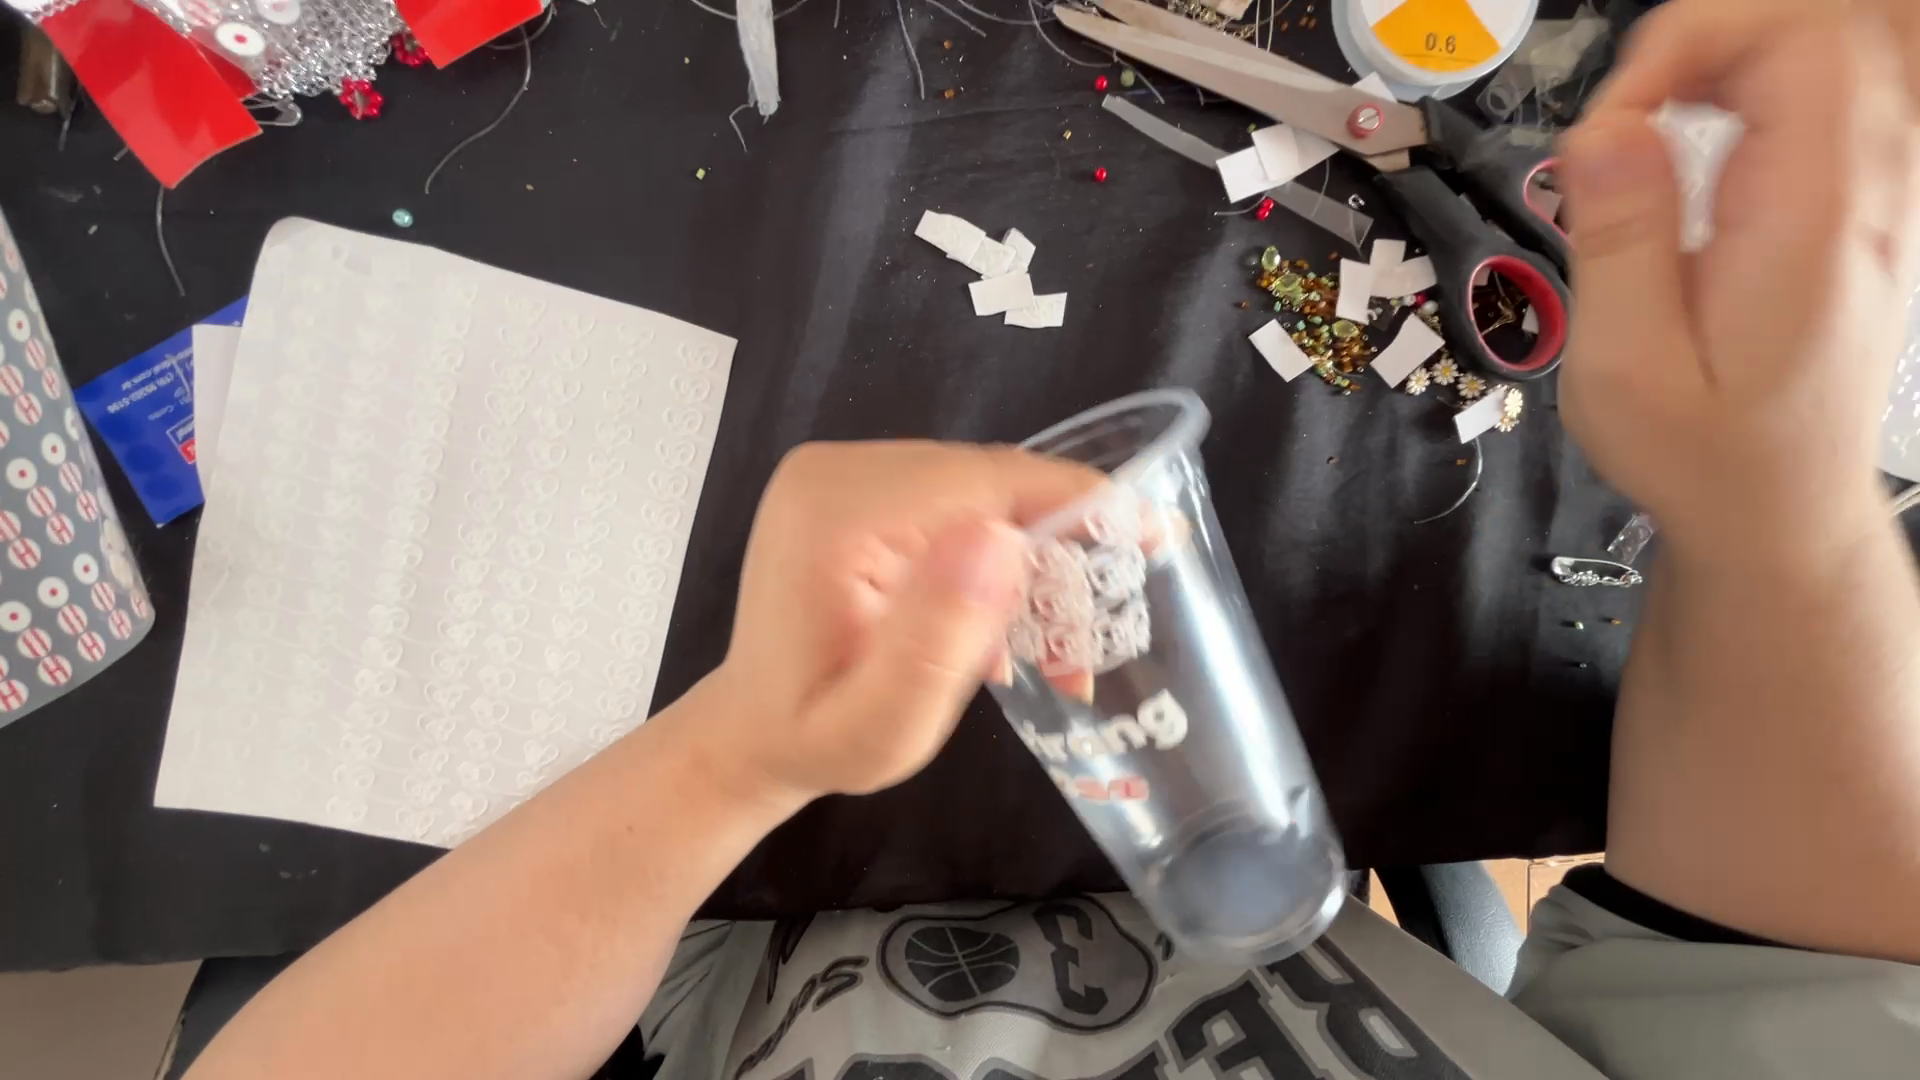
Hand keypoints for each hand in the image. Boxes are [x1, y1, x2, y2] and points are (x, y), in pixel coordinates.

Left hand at [703, 442, 1100, 801]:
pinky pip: (948, 502)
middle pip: (982, 481)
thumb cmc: (818, 741)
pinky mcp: (853, 490)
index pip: (980, 481)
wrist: (754, 729)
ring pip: (974, 490)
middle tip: (1100, 615)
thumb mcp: (882, 726)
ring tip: (1053, 637)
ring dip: (1025, 554)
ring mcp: (840, 474)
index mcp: (835, 513)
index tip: (1149, 529)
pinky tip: (1001, 617)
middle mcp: (834, 471)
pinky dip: (989, 552)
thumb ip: (937, 640)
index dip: (1073, 500)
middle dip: (1053, 543)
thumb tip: (1003, 537)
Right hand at [1558, 0, 1917, 560]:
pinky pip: (1838, 111)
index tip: (1596, 132)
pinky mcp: (1863, 219)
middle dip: (1707, 44)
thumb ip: (1617, 239)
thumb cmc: (1688, 447)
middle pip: (1834, 30)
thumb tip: (1601, 134)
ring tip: (1636, 135)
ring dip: (1731, 67)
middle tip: (1610, 129)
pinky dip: (1758, 100)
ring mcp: (1881, 200)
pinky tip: (1689, 153)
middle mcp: (1871, 188)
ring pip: (1846, 62)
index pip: (1799, 42)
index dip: (1689, 47)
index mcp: (1807, 216)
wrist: (1774, 506)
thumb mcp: (1622, 359)